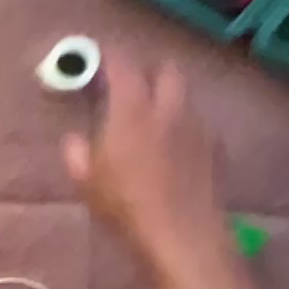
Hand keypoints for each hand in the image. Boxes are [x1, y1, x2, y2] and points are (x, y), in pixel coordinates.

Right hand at [63, 55, 227, 267]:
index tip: (98, 55)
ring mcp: (197, 125)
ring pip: (183, 95)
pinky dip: (180, 124)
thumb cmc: (124, 206)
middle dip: (147, 71)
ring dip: (166, 98)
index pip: (123, 67)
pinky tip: (170, 148)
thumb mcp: (86, 183)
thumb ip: (77, 154)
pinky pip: (195, 121)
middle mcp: (169, 108)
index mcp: (132, 112)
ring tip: (149, 119)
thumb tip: (74, 139)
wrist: (181, 233)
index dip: (110, 56)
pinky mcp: (214, 145)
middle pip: (166, 70)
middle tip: (129, 85)